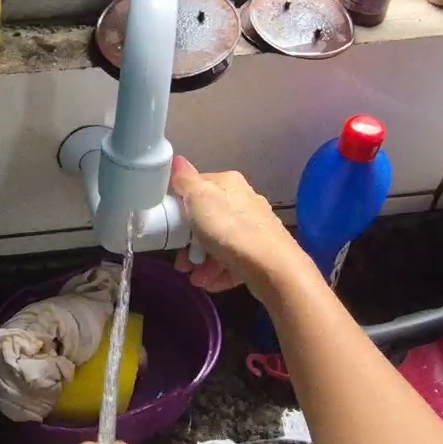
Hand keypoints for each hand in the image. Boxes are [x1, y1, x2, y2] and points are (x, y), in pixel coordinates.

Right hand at [171, 156, 318, 302]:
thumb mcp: (199, 199)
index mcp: (229, 183)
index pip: (197, 187)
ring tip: (196, 278)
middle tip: (182, 262)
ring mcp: (255, 228)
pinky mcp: (261, 253)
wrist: (273, 267)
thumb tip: (178, 159)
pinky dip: (219, 272)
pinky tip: (210, 284)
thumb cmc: (229, 229)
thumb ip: (185, 180)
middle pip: (208, 219)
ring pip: (220, 243)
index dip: (180, 206)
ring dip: (203, 262)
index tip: (170, 228)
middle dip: (190, 243)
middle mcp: (244, 201)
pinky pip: (233, 260)